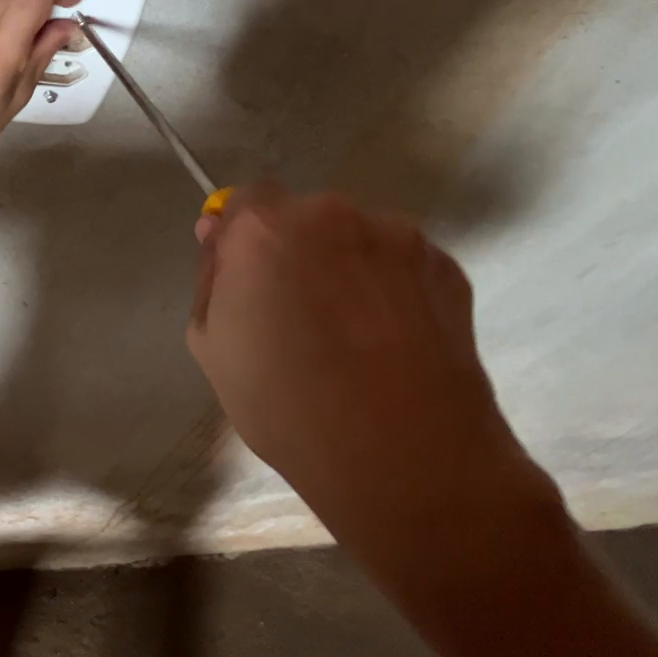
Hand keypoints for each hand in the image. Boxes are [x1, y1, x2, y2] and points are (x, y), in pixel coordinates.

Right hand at [187, 183, 558, 550]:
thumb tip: (218, 235)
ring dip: (348, 267)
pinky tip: (392, 344)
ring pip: (357, 239)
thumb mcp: (211, 344)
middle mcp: (330, 213)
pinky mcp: (446, 267)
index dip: (243, 239)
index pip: (245, 201)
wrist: (404, 456)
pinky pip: (402, 265)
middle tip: (299, 316)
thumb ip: (211, 277)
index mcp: (262, 227)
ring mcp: (397, 236)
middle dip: (298, 252)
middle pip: (304, 217)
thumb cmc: (285, 402)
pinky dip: (393, 290)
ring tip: (355, 337)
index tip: (247, 282)